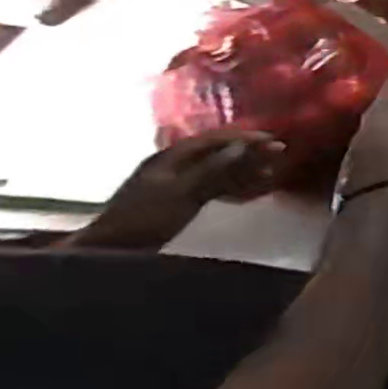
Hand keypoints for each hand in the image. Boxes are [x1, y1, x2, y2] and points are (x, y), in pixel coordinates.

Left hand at [70, 131, 283, 249]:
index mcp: (170, 158)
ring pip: (218, 169)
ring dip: (245, 169)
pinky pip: (214, 185)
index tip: (273, 140)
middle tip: (277, 154)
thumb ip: (215, 168)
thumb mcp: (183, 191)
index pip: (214, 139)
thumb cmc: (145, 217)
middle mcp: (174, 165)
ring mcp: (175, 183)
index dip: (244, 137)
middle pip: (218, 152)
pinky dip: (234, 185)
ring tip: (269, 173)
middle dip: (248, 153)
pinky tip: (250, 190)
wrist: (109, 251)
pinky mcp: (179, 199)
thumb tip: (245, 146)